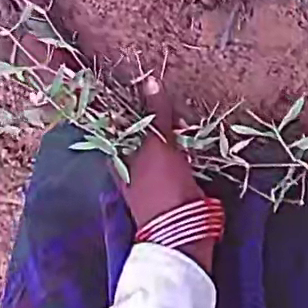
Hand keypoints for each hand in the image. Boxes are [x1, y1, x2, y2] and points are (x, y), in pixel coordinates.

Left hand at [121, 76, 215, 273]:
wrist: (182, 227)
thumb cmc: (162, 184)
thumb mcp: (158, 145)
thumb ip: (156, 113)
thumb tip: (150, 80)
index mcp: (116, 153)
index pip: (121, 118)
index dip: (136, 103)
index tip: (150, 87)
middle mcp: (127, 160)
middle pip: (141, 127)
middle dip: (158, 114)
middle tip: (174, 104)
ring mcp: (147, 170)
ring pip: (158, 138)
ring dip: (172, 127)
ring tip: (184, 118)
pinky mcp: (168, 176)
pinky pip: (173, 150)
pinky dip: (181, 141)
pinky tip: (191, 134)